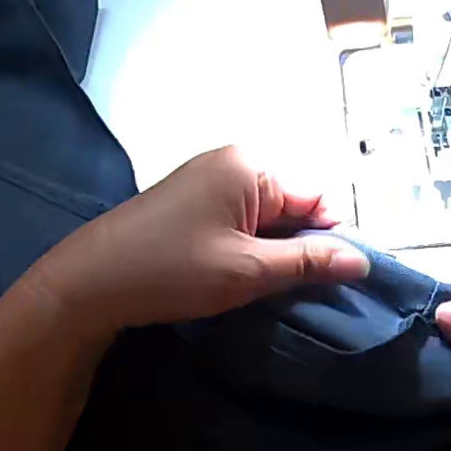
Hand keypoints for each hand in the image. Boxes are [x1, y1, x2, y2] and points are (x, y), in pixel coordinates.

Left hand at [24, 146, 369, 336]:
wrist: (87, 284)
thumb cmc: (173, 271)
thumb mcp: (249, 269)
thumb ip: (310, 262)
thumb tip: (363, 261)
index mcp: (250, 165)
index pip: (317, 200)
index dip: (327, 240)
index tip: (328, 281)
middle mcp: (231, 162)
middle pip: (291, 206)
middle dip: (296, 247)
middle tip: (288, 289)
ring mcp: (207, 180)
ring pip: (265, 218)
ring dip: (270, 252)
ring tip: (259, 285)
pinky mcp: (190, 202)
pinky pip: (238, 221)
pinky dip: (246, 248)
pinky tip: (235, 275)